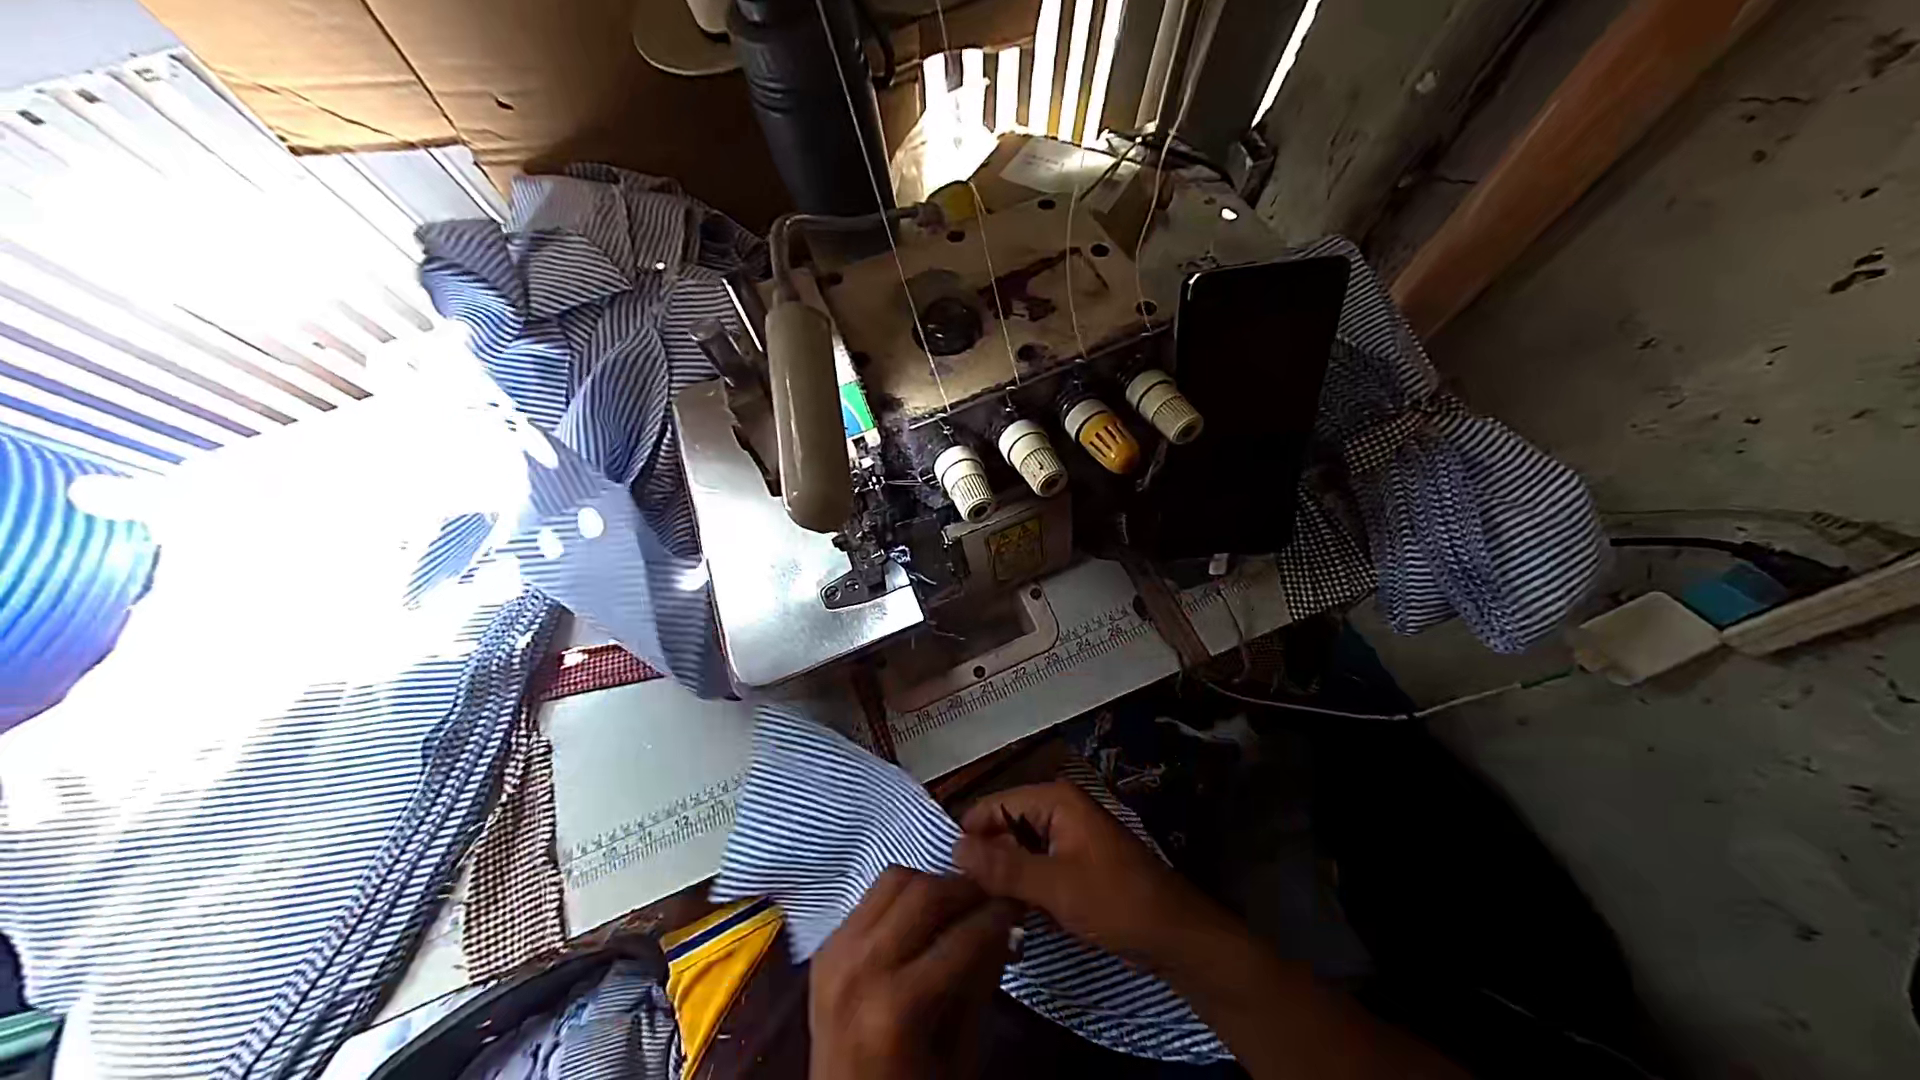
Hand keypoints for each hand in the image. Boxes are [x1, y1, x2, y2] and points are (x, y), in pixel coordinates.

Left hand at [809, 866, 1018, 1079]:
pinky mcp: (825, 947)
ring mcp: (836, 953)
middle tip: (991, 897)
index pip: (963, 936)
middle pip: (925, 893)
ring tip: (956, 905)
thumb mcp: (961, 1054)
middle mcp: (861, 969)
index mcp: (897, 1008)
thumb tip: (1006, 925)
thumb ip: (982, 983)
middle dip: (967, 889)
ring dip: (932, 884)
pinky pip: (870, 897)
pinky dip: (901, 897)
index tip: (1018, 904)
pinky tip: (920, 918)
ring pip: (894, 880)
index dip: (999, 915)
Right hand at [953, 781, 1208, 964]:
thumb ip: (1003, 867)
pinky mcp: (1071, 866)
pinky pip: (1033, 869)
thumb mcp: (1055, 886)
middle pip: (1003, 828)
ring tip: (981, 911)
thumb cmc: (1116, 901)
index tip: (946, 875)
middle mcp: (1057, 811)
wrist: (1175, 937)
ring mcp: (1065, 839)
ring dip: (1002, 879)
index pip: (993, 806)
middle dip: (985, 861)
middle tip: (962, 900)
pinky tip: (1009, 916)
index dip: (969, 836)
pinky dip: (1021, 889)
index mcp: (1055, 800)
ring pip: (1016, 852)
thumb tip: (954, 849)